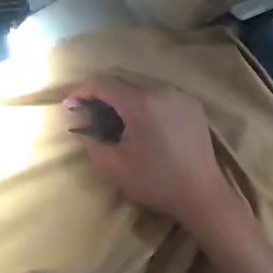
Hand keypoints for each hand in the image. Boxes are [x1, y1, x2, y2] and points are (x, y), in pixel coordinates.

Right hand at [64, 77, 243, 241]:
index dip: (82, 90)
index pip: (104, 84)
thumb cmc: (156, 182)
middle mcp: (161, 90)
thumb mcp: (114, 166)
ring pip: (142, 82)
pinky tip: (140, 118)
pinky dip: (143, 97)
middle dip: (101, 89)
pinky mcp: (192, 103)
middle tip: (87, 108)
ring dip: (123, 92)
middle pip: (122, 78)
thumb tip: (77, 119)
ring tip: (112, 113)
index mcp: (141, 104)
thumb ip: (90, 139)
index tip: (70, 104)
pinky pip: (160, 91)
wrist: (202, 194)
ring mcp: (180, 94)